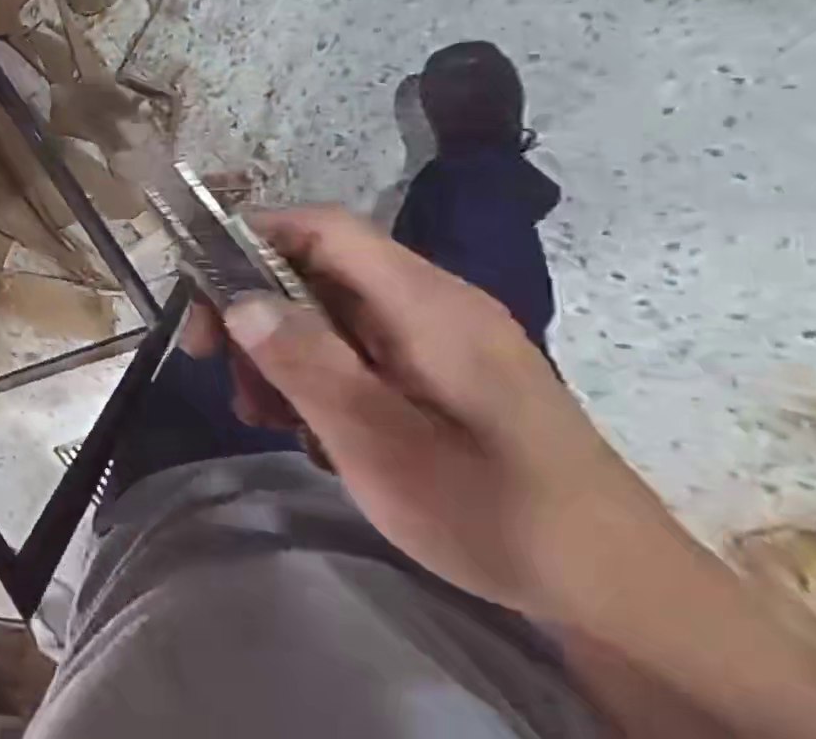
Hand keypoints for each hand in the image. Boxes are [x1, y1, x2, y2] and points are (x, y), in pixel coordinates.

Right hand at [213, 206, 691, 626]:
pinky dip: (313, 375)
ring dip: (279, 351)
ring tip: (260, 414)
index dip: (255, 236)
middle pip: (316, 271)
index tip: (201, 286)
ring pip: (327, 312)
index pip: (326, 229)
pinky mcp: (436, 369)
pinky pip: (354, 348)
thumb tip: (239, 301)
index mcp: (426, 304)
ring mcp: (435, 336)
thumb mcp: (383, 446)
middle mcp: (429, 303)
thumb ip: (310, 366)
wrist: (615, 586)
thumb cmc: (496, 514)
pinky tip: (307, 427)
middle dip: (255, 310)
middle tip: (214, 365)